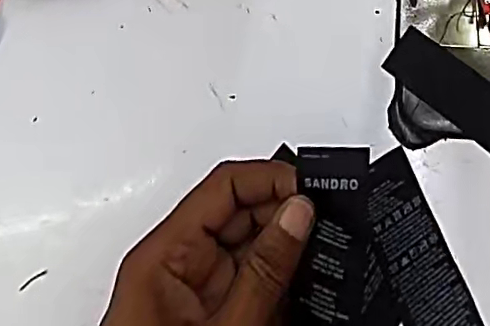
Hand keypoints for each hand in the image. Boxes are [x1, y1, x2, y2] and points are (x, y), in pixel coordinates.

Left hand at [102, 160, 313, 325]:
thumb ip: (264, 271)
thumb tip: (297, 211)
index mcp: (164, 258)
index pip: (224, 186)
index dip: (270, 178)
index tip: (310, 190)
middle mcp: (179, 269)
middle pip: (241, 212)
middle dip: (285, 214)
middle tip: (325, 222)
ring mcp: (197, 298)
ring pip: (253, 249)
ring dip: (288, 252)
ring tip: (322, 257)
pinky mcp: (214, 323)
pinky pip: (255, 284)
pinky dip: (283, 285)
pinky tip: (307, 291)